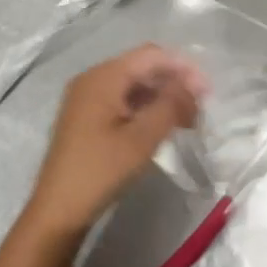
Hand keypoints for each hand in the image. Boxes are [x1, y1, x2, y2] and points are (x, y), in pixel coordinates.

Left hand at [24, 45, 202, 235]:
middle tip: (201, 107)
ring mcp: (87, 98)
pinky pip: (123, 100)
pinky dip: (146, 108)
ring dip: (162, 97)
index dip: (183, 67)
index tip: (208, 90)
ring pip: (134, 85)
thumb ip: (171, 105)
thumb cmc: (100, 171)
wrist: (58, 210)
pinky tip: (163, 126)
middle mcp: (93, 79)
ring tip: (188, 119)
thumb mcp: (142, 138)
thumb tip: (194, 84)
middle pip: (142, 67)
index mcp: (103, 77)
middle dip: (174, 82)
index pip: (151, 56)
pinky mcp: (87, 117)